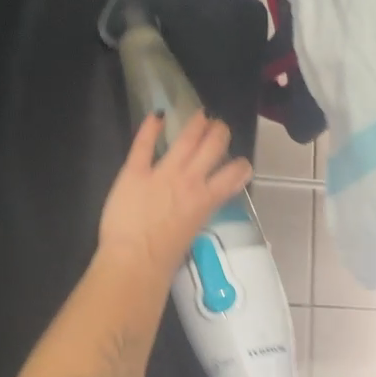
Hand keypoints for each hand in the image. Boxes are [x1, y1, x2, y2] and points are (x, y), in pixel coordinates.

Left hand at [96, 111, 252, 281]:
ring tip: (201, 115)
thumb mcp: (192, 233)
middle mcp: (189, 180)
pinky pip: (144, 145)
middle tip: (219, 127)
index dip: (241, 166)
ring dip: (196, 125)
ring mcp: (162, 172)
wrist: (134, 260)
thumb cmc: (164, 258)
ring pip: (186, 139)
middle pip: (213, 146)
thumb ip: (199, 212)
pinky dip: (150, 128)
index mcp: (206, 200)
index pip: (234, 174)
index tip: (241, 163)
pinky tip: (156, 116)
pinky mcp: (135, 171)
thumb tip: (199, 205)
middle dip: (219, 133)